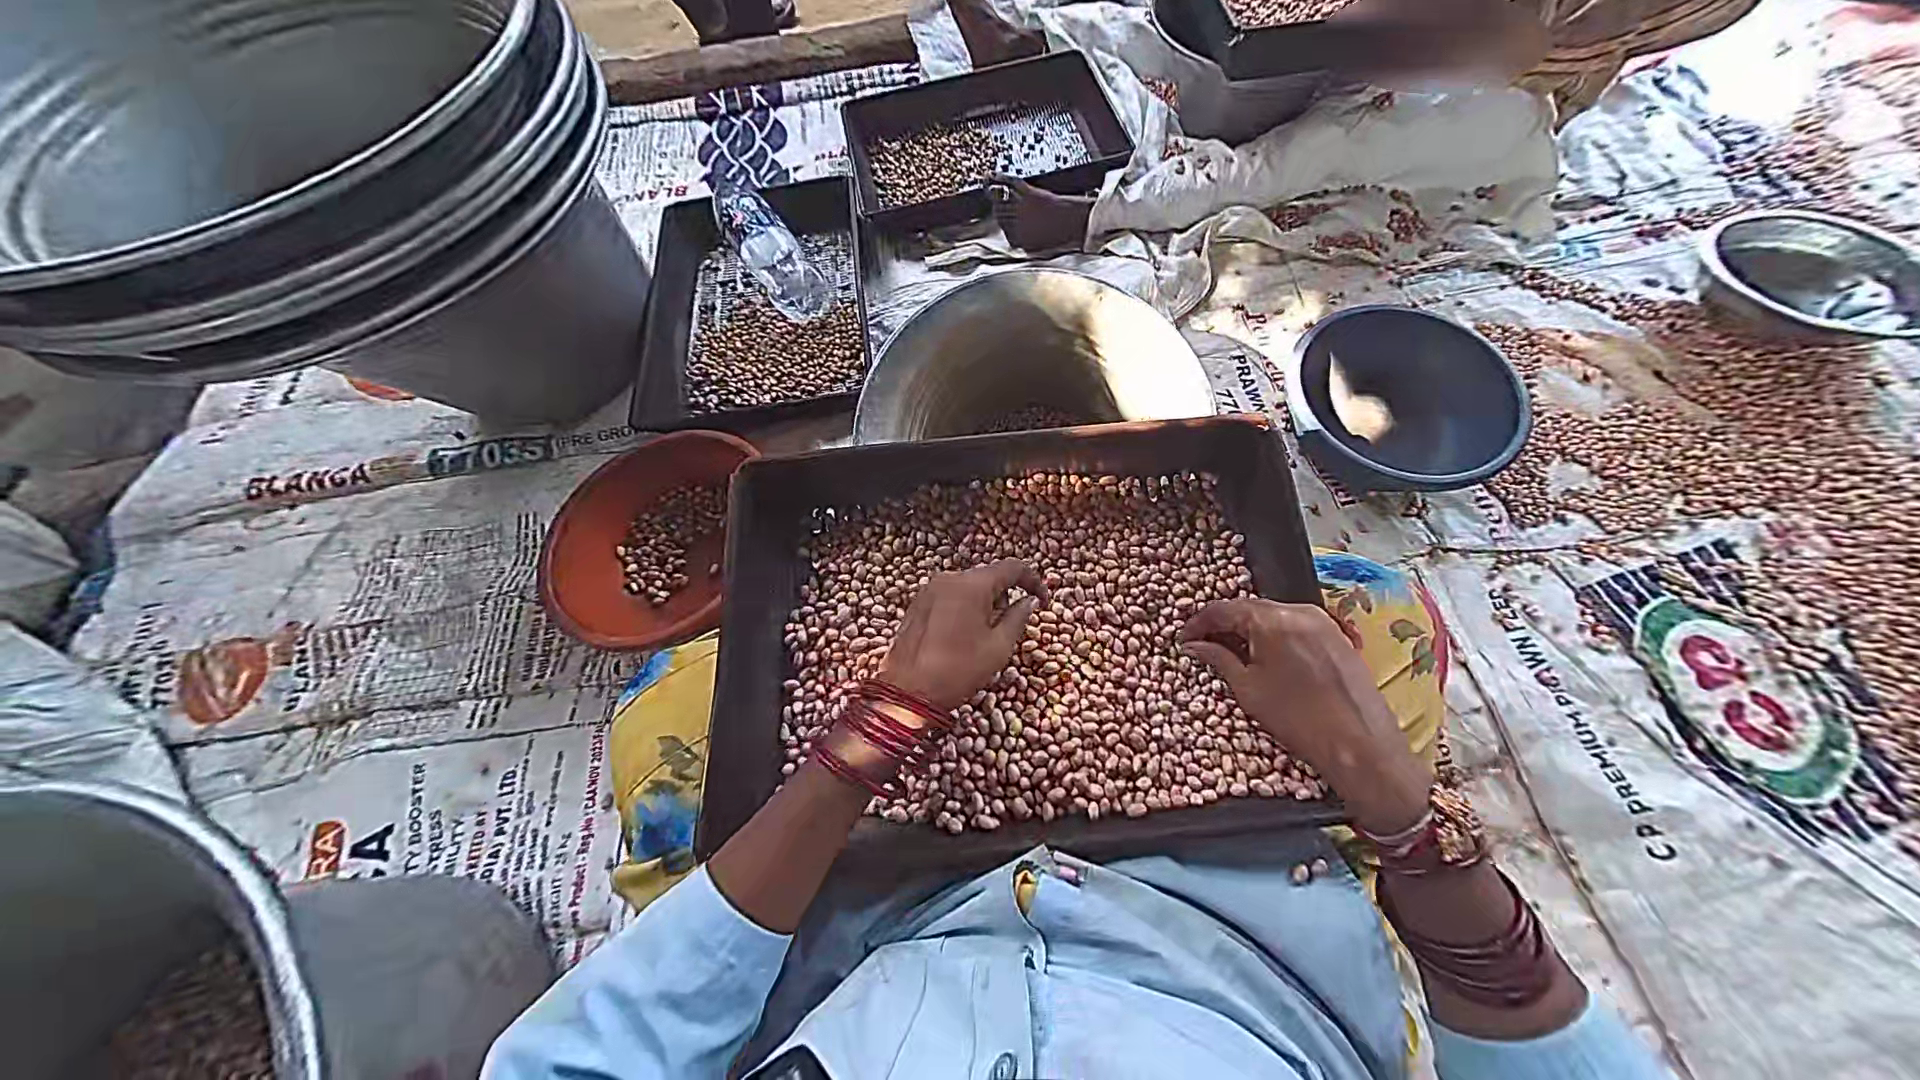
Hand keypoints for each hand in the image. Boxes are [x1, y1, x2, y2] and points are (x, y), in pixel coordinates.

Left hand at [878, 559, 1048, 711]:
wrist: (907, 691)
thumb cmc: (958, 670)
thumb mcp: (999, 647)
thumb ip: (1018, 617)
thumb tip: (1029, 601)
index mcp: (971, 585)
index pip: (1012, 568)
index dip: (1033, 581)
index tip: (1043, 600)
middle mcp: (949, 579)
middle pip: (988, 577)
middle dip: (1006, 596)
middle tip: (1013, 624)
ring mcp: (929, 590)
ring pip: (968, 587)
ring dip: (985, 603)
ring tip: (987, 635)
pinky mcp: (918, 604)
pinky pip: (950, 597)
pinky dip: (965, 608)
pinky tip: (965, 635)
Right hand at [1179, 598, 1431, 832]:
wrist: (1361, 746)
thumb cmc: (1297, 719)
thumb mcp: (1248, 689)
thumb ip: (1218, 658)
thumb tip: (1194, 645)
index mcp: (1272, 620)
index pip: (1224, 609)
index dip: (1199, 622)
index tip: (1184, 638)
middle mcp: (1298, 611)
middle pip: (1249, 607)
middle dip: (1223, 623)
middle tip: (1203, 643)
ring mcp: (1322, 621)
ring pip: (1273, 615)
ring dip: (1249, 628)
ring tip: (1231, 650)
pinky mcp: (1338, 636)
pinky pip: (1294, 625)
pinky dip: (1273, 634)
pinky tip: (1265, 655)